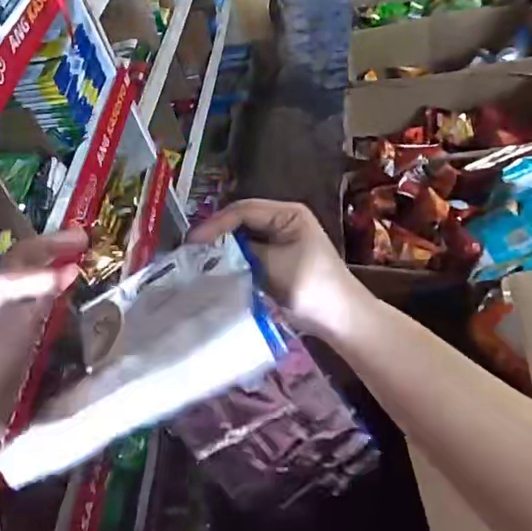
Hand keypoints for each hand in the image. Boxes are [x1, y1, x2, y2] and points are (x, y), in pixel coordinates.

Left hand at [0, 229, 86, 461]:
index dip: (30, 276)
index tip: (64, 275)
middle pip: (15, 266)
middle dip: (45, 250)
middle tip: (80, 239)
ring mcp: (5, 317)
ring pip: (30, 277)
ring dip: (54, 258)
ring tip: (83, 245)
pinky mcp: (22, 332)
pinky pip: (40, 299)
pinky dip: (58, 283)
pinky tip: (75, 274)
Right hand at [188, 199, 373, 341]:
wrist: (341, 320)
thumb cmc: (312, 287)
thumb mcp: (274, 266)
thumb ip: (243, 252)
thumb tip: (212, 250)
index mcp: (289, 213)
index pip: (244, 210)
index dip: (216, 224)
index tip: (193, 241)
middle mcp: (283, 221)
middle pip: (241, 221)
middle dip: (216, 233)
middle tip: (190, 249)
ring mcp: (280, 240)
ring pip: (242, 237)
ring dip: (223, 247)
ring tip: (197, 258)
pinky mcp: (276, 260)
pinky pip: (248, 253)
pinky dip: (233, 260)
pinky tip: (216, 269)